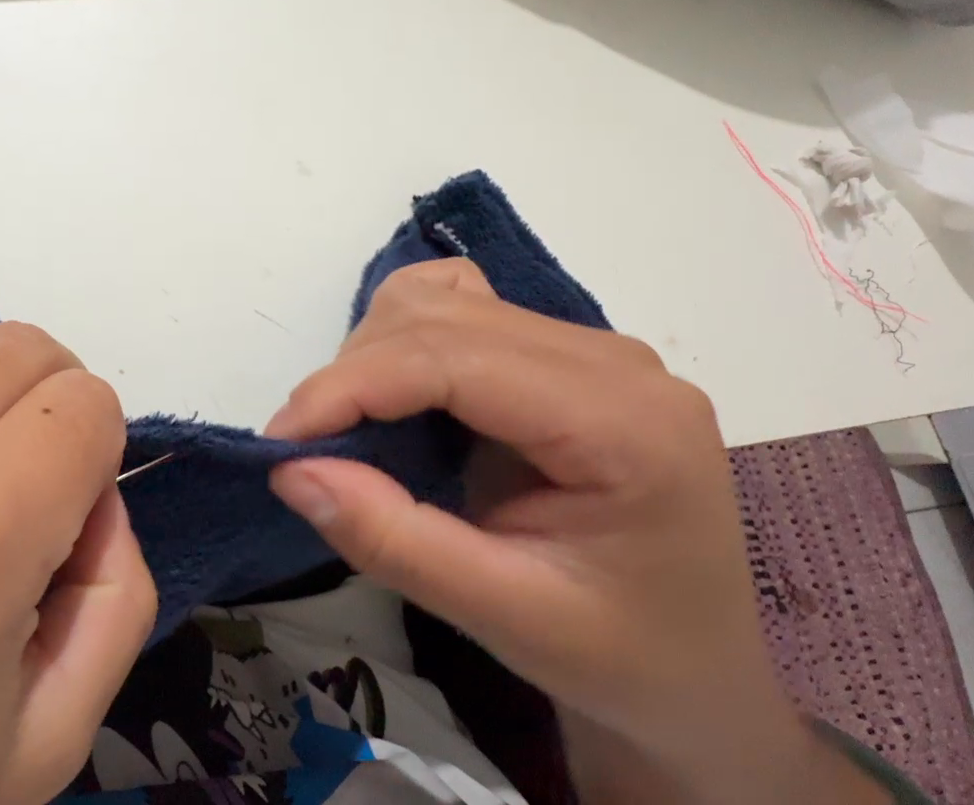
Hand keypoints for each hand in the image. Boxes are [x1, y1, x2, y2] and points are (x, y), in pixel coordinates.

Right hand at [264, 260, 888, 804]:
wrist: (692, 671)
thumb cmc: (616, 656)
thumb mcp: (503, 617)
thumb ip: (393, 541)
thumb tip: (289, 469)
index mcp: (624, 422)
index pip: (453, 357)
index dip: (350, 386)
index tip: (281, 442)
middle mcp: (613, 361)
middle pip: (439, 316)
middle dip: (353, 377)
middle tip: (313, 454)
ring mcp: (590, 351)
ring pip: (438, 301)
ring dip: (372, 358)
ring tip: (358, 434)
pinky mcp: (560, 356)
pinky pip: (457, 307)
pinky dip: (402, 341)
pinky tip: (401, 398)